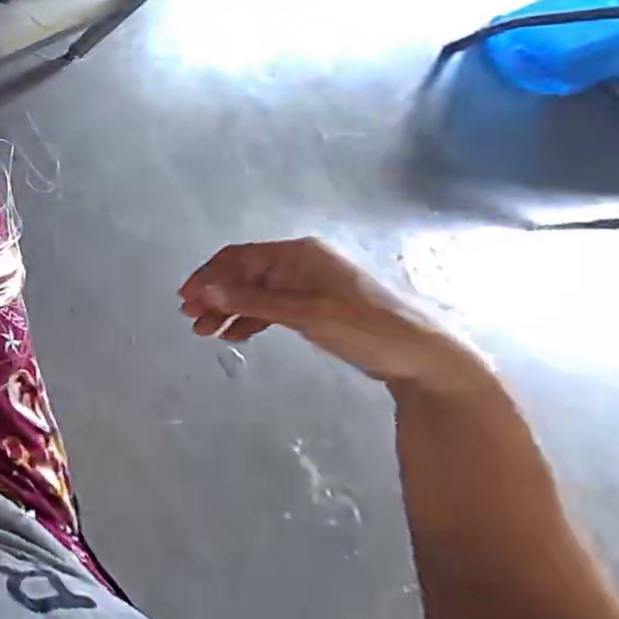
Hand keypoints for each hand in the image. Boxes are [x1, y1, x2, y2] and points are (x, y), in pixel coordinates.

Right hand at [178, 238, 491, 395]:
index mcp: (298, 254)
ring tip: (206, 332)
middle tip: (191, 318)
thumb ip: (251, 302)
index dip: (207, 277)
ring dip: (226, 311)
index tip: (186, 298)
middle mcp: (298, 264)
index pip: (237, 259)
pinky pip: (268, 308)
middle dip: (213, 297)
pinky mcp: (313, 308)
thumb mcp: (306, 314)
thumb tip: (203, 292)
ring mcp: (306, 286)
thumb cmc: (370, 328)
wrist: (432, 363)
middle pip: (241, 276)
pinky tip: (234, 334)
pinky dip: (248, 320)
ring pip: (251, 294)